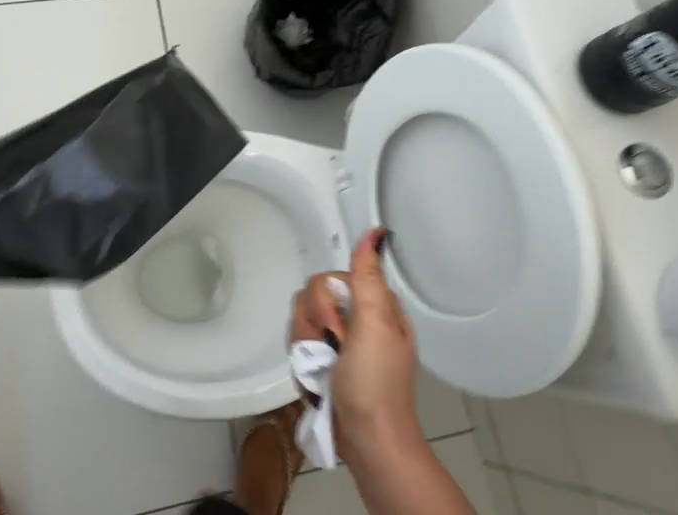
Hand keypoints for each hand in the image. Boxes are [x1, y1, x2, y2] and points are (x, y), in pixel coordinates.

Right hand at [289, 229, 421, 451]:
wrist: (369, 444)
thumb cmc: (375, 386)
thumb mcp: (374, 327)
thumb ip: (367, 278)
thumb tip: (377, 232)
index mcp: (375, 307)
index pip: (331, 278)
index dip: (325, 301)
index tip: (336, 328)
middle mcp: (359, 321)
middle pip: (312, 300)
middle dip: (312, 328)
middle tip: (331, 353)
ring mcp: (342, 345)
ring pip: (302, 324)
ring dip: (306, 351)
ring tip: (323, 374)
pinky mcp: (328, 366)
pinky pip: (301, 350)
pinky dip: (304, 368)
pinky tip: (317, 384)